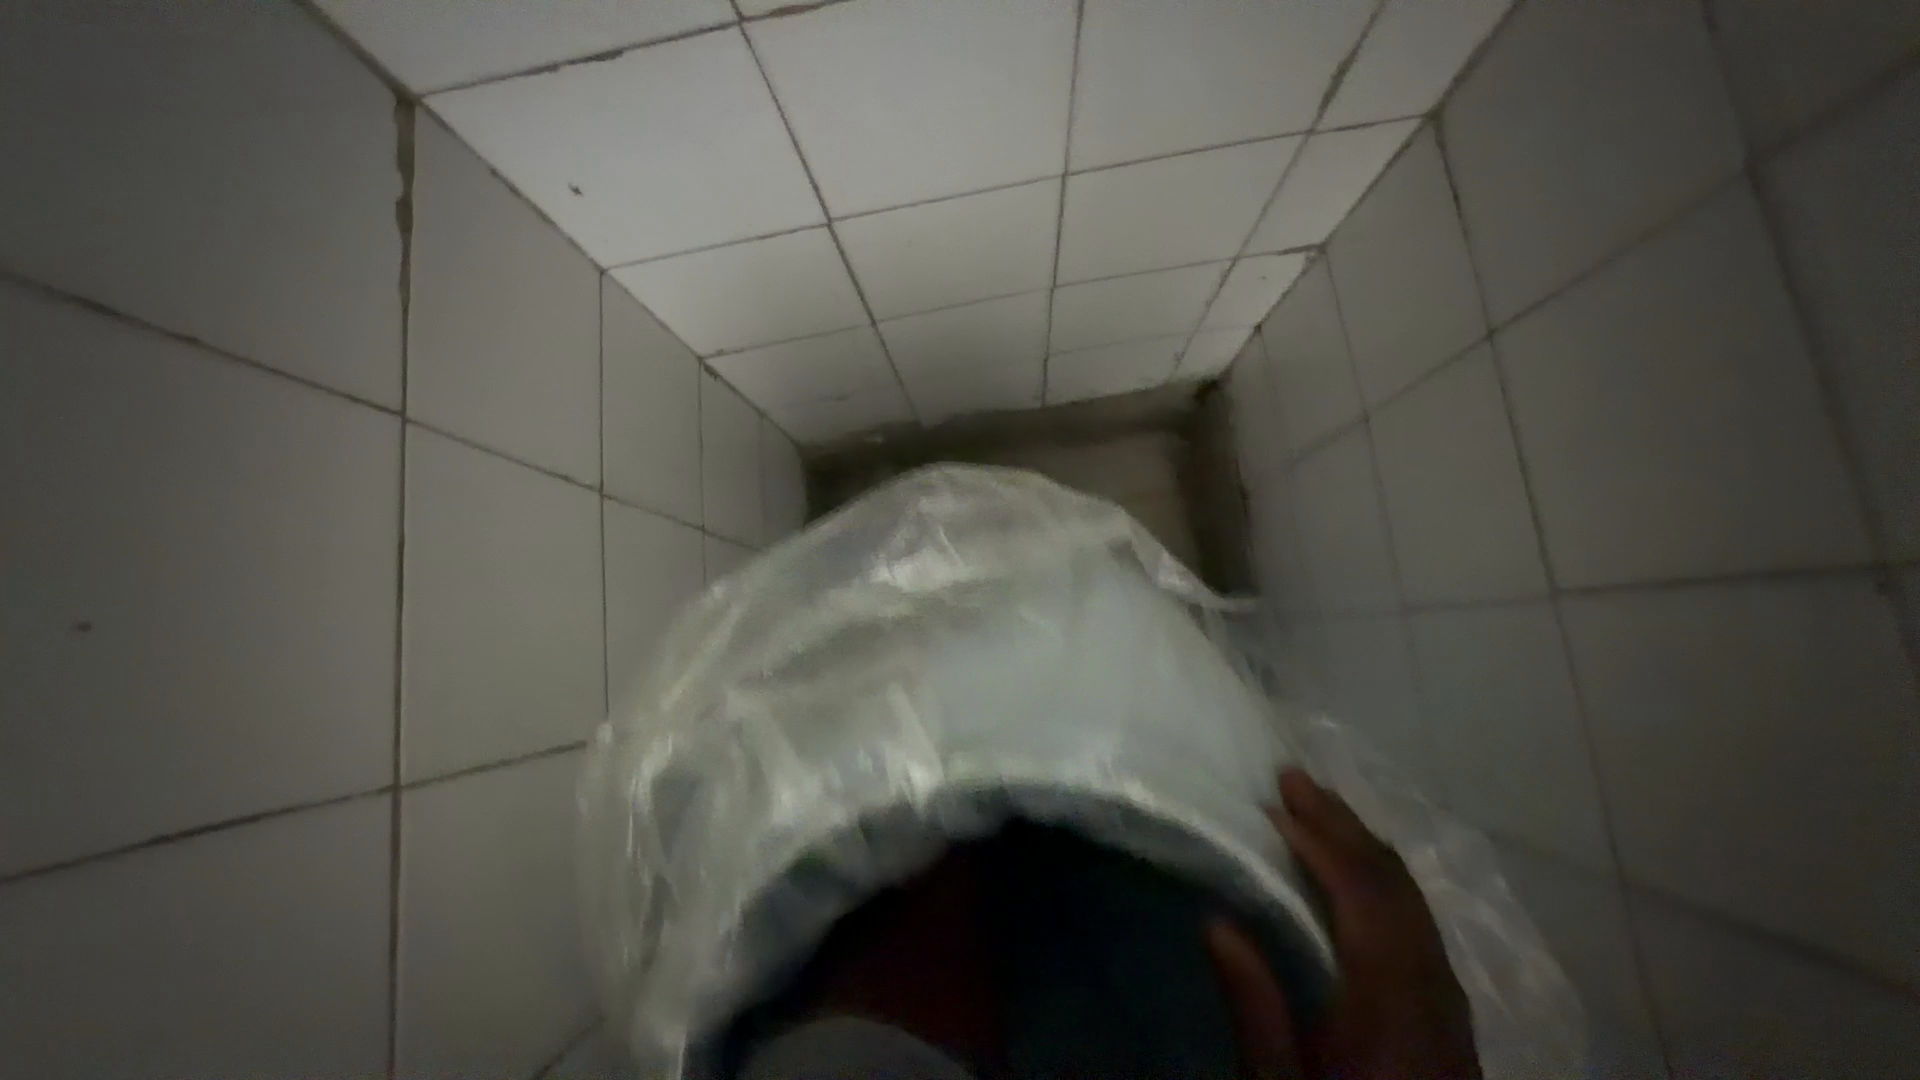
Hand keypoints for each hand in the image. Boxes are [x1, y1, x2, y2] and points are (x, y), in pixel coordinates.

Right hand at [1205, 768, 1480, 1078]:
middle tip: (1290, 777)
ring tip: (1315, 804)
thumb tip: (1215, 922)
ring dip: (1360, 839)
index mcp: (1388, 996)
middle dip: (1339, 820)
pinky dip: (1378, 869)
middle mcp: (1428, 978)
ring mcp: (1446, 987)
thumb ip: (1255, 1005)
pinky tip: (1353, 863)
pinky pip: (1414, 909)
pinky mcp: (1447, 998)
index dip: (1318, 842)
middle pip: (1389, 878)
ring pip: (1408, 889)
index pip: (1360, 893)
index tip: (1273, 807)